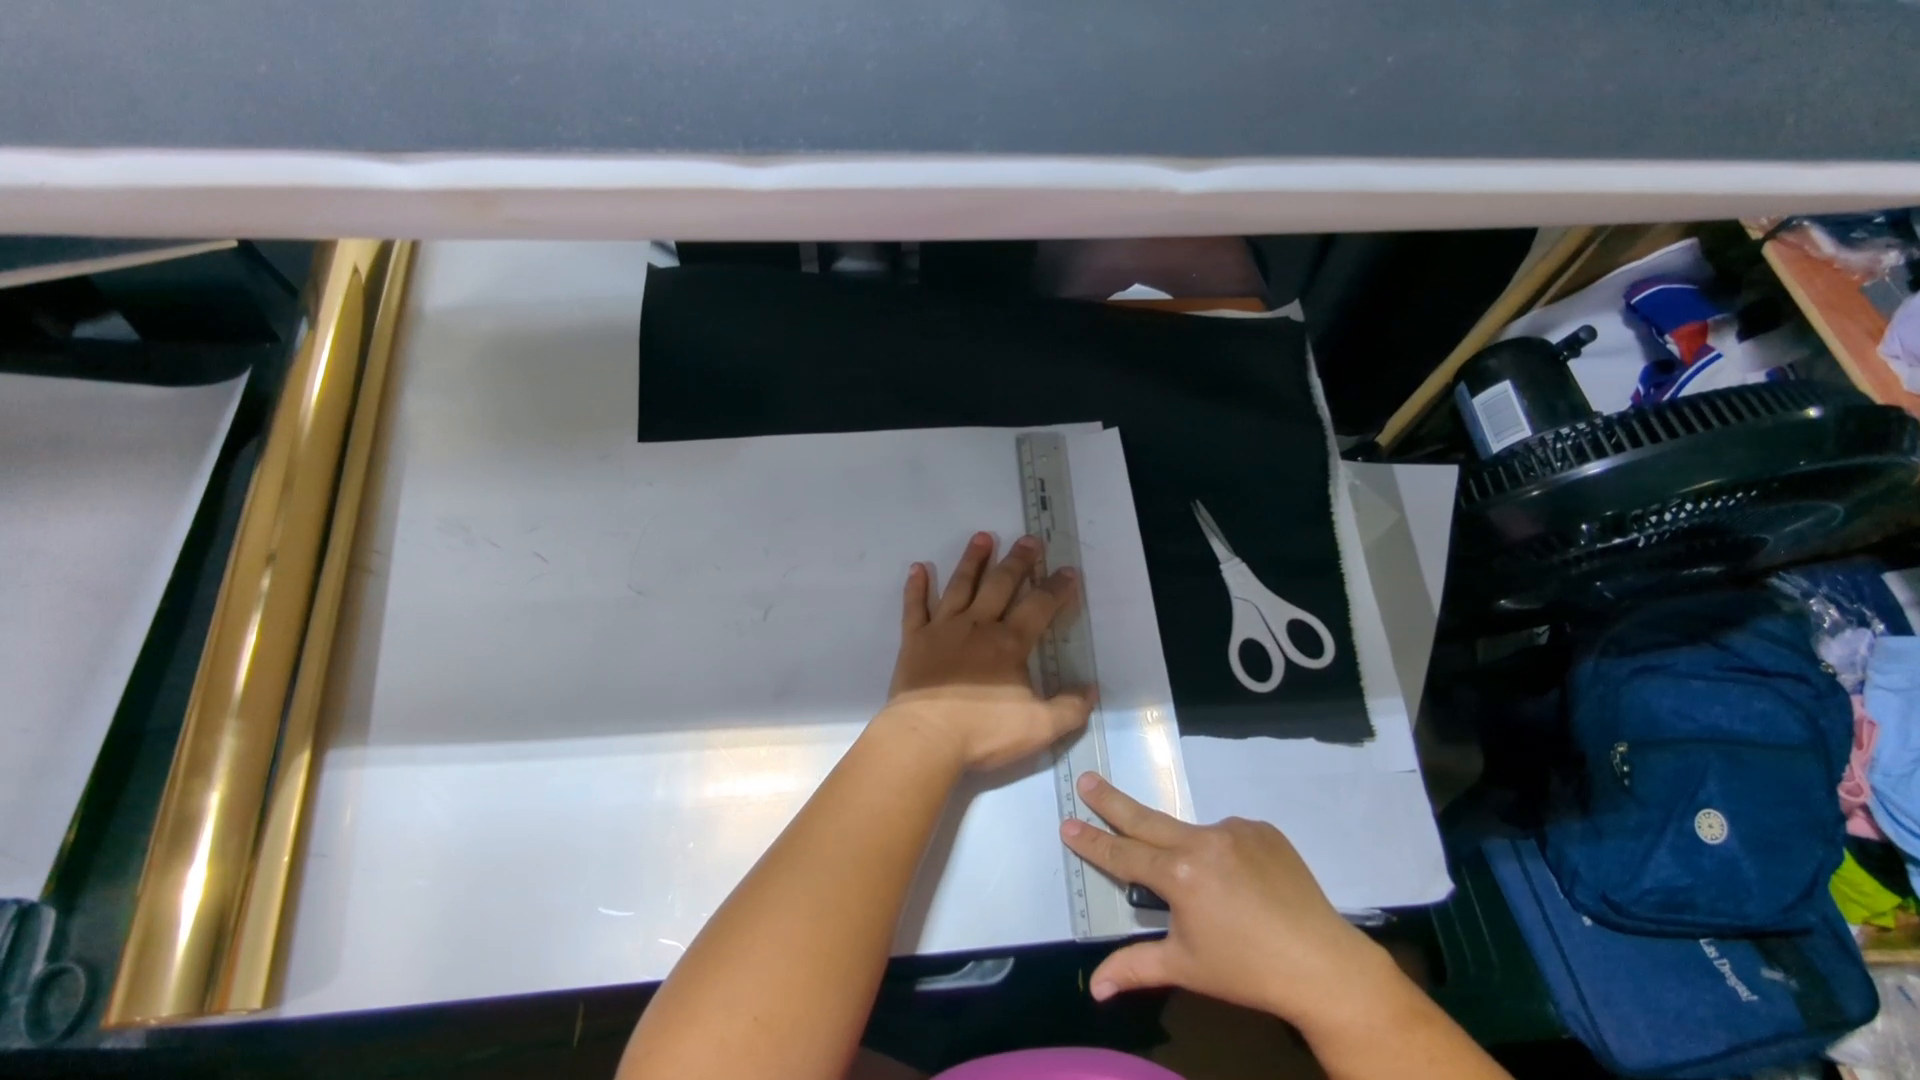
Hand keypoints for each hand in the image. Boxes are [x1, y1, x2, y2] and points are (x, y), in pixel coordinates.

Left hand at [880, 531, 1092, 770]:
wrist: (925, 738)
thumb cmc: (983, 732)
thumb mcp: (1039, 727)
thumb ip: (1069, 708)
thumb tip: (1092, 690)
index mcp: (1010, 643)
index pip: (1039, 606)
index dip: (1057, 588)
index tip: (1068, 571)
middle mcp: (977, 626)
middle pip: (1000, 584)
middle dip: (1018, 561)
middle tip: (1029, 540)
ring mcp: (942, 630)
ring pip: (959, 586)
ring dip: (972, 560)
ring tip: (982, 537)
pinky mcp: (913, 641)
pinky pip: (914, 607)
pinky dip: (916, 587)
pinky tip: (918, 568)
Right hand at [1060, 774, 1394, 1034]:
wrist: (1324, 965)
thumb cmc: (1246, 970)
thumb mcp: (1185, 968)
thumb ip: (1134, 967)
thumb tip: (1093, 988)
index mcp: (1179, 874)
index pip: (1123, 855)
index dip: (1093, 842)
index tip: (1067, 823)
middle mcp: (1203, 841)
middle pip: (1146, 819)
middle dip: (1112, 801)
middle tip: (1088, 779)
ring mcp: (1236, 830)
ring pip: (1192, 832)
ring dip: (1181, 846)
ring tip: (1205, 889)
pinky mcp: (1264, 830)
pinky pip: (1228, 835)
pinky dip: (1221, 851)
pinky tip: (1236, 881)